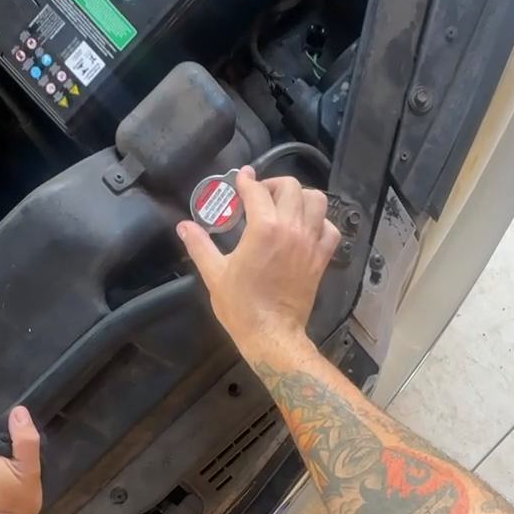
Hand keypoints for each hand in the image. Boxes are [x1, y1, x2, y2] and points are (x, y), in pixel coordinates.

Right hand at [177, 166, 340, 360]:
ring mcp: (310, 243)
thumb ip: (200, 245)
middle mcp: (291, 229)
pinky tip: (306, 228)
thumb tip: (184, 226)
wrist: (271, 335)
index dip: (246, 181)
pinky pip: (330, 229)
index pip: (257, 191)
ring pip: (317, 201)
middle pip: (291, 187)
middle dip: (274, 185)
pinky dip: (320, 223)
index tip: (241, 179)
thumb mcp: (215, 275)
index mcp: (263, 228)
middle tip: (261, 196)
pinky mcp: (321, 259)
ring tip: (286, 207)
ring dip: (301, 198)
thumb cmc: (241, 307)